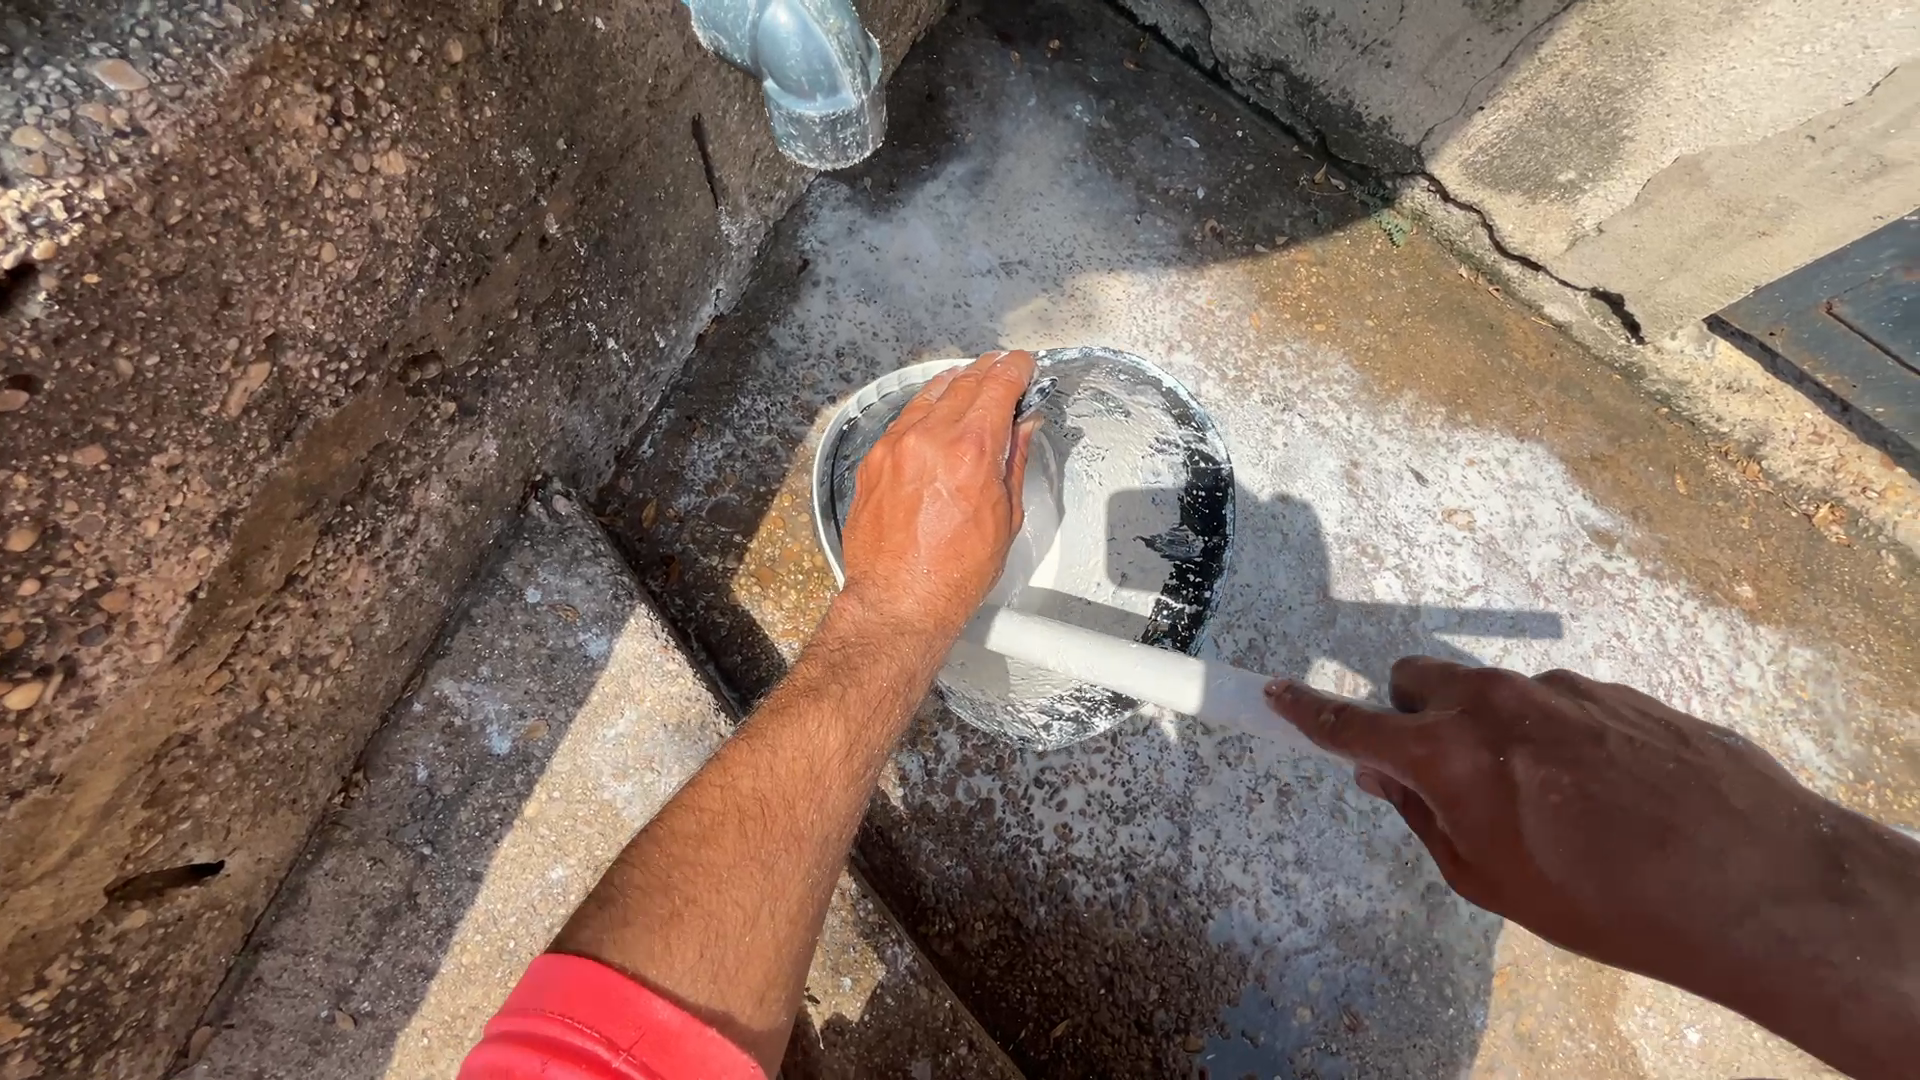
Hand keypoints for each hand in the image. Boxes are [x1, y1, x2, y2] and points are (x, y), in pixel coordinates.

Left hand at [838, 350, 1039, 641]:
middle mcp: (929, 439)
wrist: (899, 600)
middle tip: (1004, 368)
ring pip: (931, 393)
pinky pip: (905, 417)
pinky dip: (926, 407)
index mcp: (970, 451)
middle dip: (990, 370)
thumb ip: (1014, 461)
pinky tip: (937, 411)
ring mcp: (896, 446)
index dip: (1017, 369)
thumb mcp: (1006, 517)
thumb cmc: (952, 573)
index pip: (998, 386)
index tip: (1024, 364)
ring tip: (972, 382)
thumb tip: (1022, 428)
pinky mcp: (875, 459)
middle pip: (965, 382)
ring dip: (957, 383)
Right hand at [1267, 660, 1919, 1077]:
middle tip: (1449, 767)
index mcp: (1445, 752)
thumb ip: (1421, 816)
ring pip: (1488, 690)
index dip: (1304, 711)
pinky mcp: (1613, 689)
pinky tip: (1606, 785)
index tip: (1272, 691)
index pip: (1349, 725)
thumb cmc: (1605, 901)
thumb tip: (1384, 774)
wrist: (1769, 892)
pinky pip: (1554, 699)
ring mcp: (1555, 687)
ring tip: (1552, 791)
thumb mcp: (1488, 879)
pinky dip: (1553, 730)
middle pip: (1414, 679)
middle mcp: (1489, 702)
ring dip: (1489, 726)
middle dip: (1415, 715)